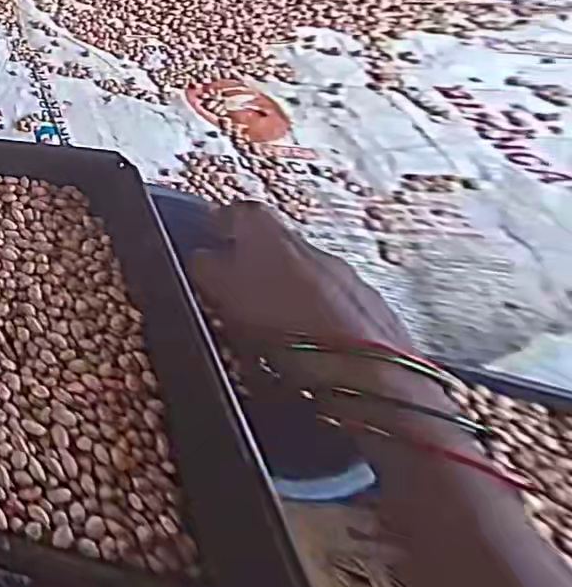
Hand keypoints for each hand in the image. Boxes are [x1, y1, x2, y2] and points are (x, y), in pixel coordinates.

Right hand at [188, 203, 424, 396]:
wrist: (364, 376)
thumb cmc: (282, 326)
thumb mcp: (216, 289)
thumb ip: (204, 264)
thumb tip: (204, 257)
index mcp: (272, 236)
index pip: (240, 210)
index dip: (221, 222)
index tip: (210, 236)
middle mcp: (316, 250)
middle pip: (277, 244)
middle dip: (256, 260)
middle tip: (234, 286)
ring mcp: (354, 282)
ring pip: (309, 274)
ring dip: (288, 289)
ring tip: (269, 321)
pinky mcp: (381, 314)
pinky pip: (338, 304)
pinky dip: (318, 315)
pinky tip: (306, 340)